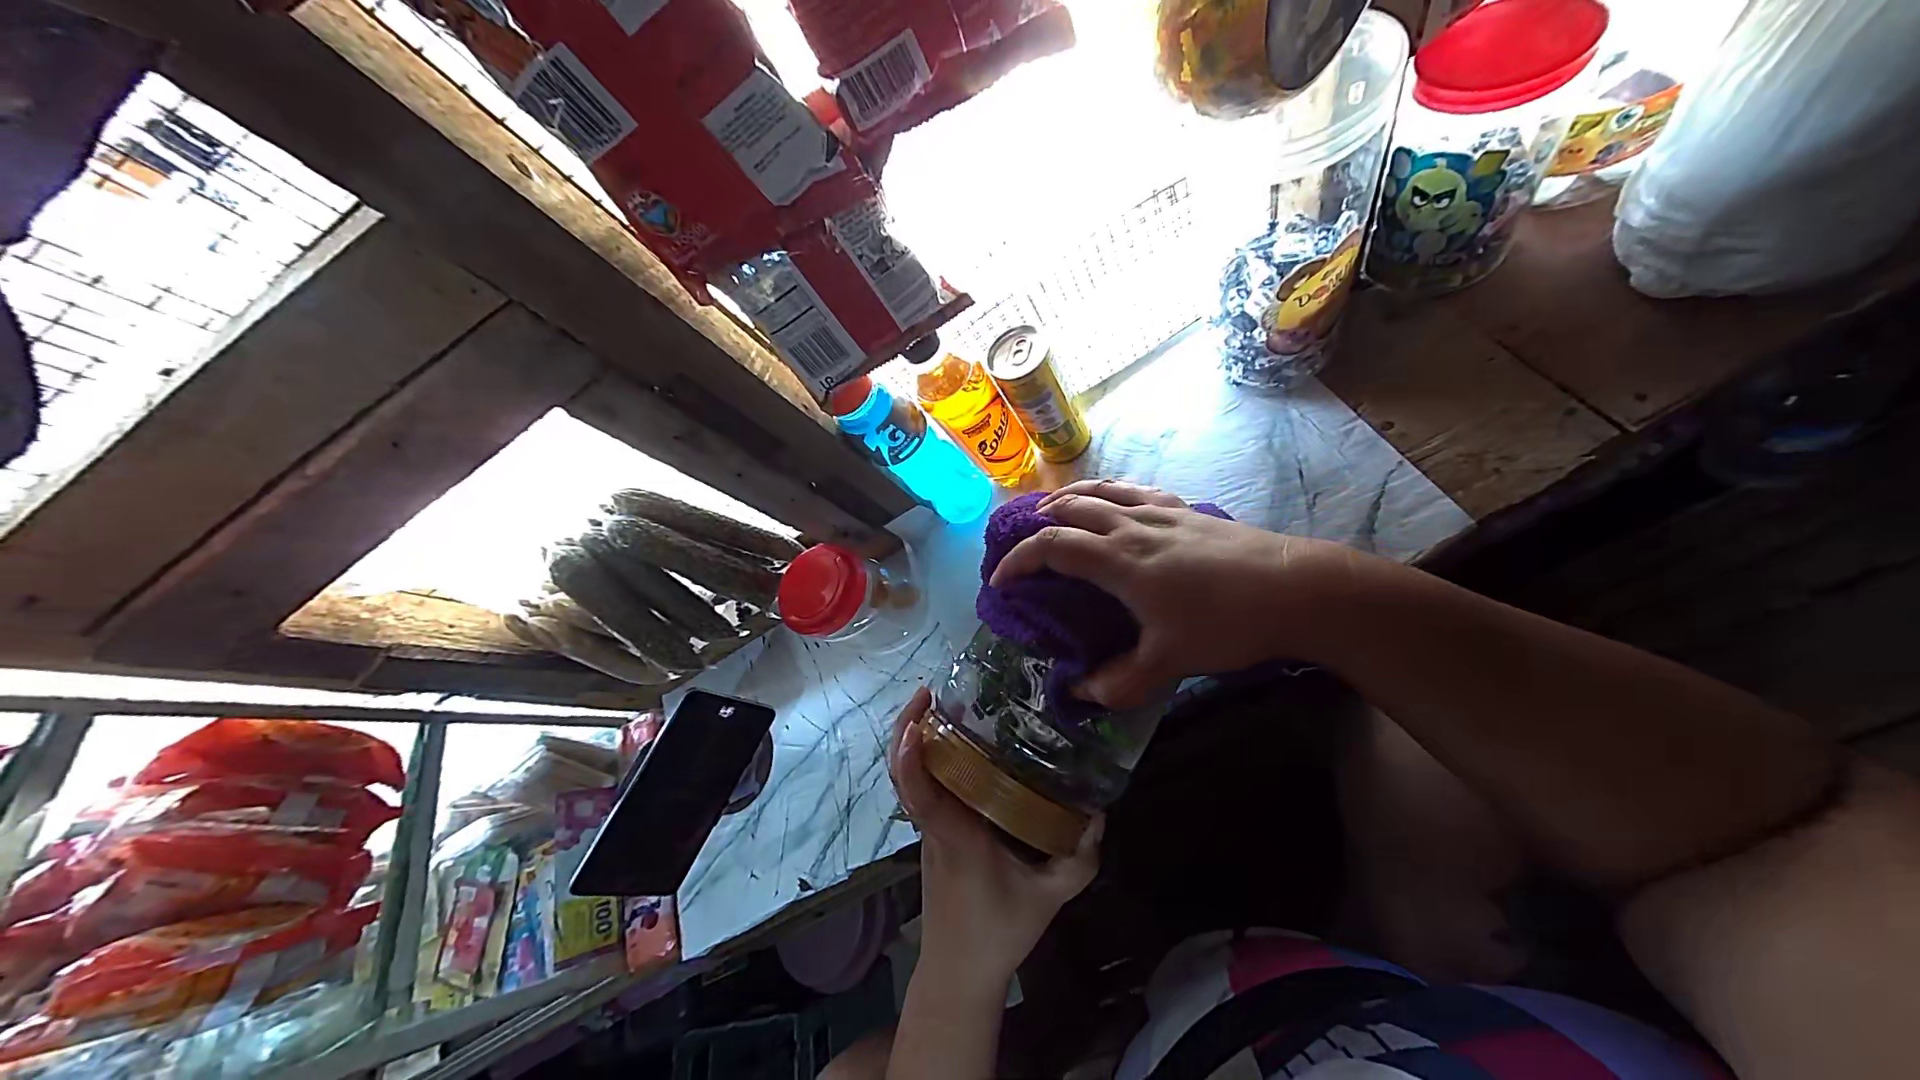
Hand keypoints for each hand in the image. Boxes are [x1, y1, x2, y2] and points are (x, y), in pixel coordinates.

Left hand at [888, 687, 1101, 994]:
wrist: (958, 973)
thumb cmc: (998, 934)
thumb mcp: (1049, 899)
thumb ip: (1078, 859)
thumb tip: (1099, 813)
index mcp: (956, 839)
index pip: (921, 796)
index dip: (911, 761)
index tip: (918, 723)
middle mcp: (935, 827)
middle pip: (904, 774)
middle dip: (906, 728)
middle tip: (928, 691)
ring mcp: (928, 830)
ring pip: (908, 779)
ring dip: (911, 739)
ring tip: (936, 703)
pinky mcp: (932, 834)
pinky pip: (920, 788)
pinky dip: (922, 758)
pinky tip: (951, 742)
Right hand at [991, 479, 1367, 706]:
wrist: (1297, 589)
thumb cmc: (1227, 622)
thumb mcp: (1169, 662)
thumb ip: (1121, 681)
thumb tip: (1082, 694)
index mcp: (1120, 559)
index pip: (1052, 547)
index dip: (1018, 561)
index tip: (1000, 581)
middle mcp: (1133, 526)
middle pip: (1070, 509)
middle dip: (1036, 523)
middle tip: (1021, 543)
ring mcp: (1163, 513)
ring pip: (1102, 490)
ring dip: (1068, 498)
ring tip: (1052, 509)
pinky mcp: (1188, 511)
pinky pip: (1136, 491)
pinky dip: (1109, 493)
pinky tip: (1116, 504)